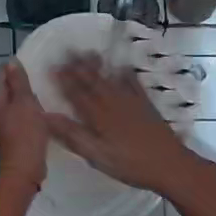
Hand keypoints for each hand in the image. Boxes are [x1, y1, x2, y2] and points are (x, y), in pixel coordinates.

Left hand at [0, 60, 48, 191]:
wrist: (22, 168)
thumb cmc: (25, 133)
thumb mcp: (24, 103)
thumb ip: (18, 82)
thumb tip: (11, 62)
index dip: (12, 67)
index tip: (29, 62)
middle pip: (2, 88)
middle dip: (16, 80)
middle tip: (35, 74)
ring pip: (9, 101)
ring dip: (21, 95)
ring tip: (38, 89)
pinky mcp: (8, 133)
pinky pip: (15, 114)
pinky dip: (24, 108)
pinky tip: (37, 109)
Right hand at [47, 53, 214, 197]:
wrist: (170, 165)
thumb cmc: (129, 164)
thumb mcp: (95, 154)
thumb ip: (71, 134)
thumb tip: (46, 116)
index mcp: (97, 116)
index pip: (76, 93)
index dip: (63, 79)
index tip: (53, 65)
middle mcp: (112, 103)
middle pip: (92, 81)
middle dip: (78, 66)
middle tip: (67, 50)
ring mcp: (131, 102)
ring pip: (110, 78)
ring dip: (97, 65)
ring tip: (88, 52)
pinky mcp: (145, 105)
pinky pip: (132, 83)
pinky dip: (124, 73)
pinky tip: (121, 66)